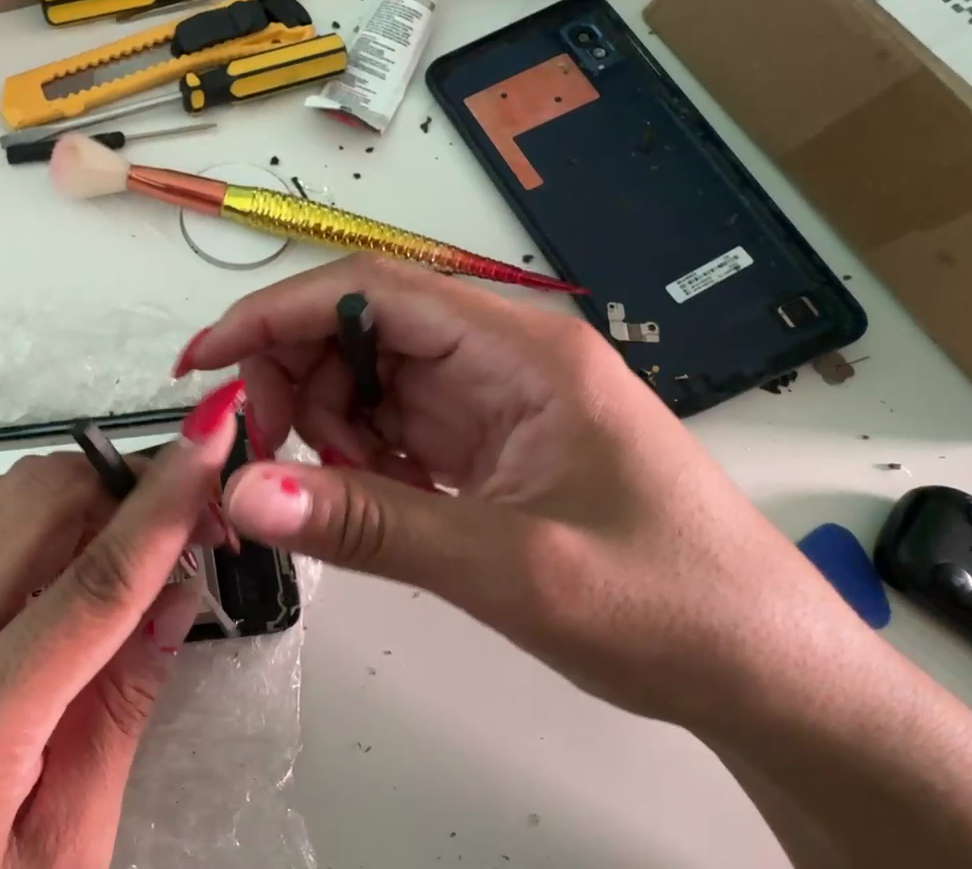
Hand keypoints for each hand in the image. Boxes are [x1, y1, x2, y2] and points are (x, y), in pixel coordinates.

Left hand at [0, 380, 245, 868]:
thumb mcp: (63, 842)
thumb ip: (120, 713)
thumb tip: (173, 602)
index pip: (95, 583)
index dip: (162, 508)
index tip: (209, 445)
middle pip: (45, 501)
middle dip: (133, 480)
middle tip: (203, 518)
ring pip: (14, 490)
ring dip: (93, 485)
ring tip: (150, 531)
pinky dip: (52, 502)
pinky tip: (84, 546)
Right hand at [174, 256, 851, 724]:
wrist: (769, 679)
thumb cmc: (671, 607)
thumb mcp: (512, 567)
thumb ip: (370, 526)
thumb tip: (240, 493)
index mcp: (521, 352)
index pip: (368, 292)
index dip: (273, 314)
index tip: (203, 361)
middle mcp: (500, 359)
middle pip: (356, 331)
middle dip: (292, 380)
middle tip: (263, 453)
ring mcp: (490, 402)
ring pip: (363, 381)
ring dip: (323, 428)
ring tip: (336, 494)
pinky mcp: (483, 444)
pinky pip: (387, 428)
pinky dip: (353, 459)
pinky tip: (367, 502)